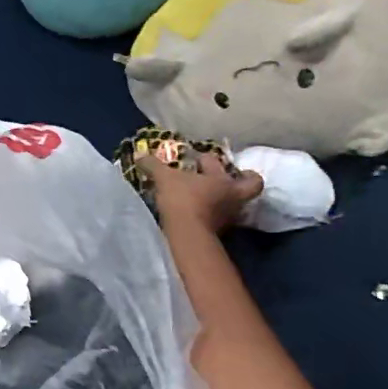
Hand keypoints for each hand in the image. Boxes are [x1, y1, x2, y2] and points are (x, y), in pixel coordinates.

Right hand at [137, 146, 262, 233]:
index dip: (210, 159)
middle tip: (225, 179)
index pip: (223, 164)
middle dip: (240, 181)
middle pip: (249, 187)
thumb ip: (153, 165)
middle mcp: (233, 197)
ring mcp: (229, 216)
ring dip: (223, 199)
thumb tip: (139, 154)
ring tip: (205, 197)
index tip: (199, 160)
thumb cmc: (183, 199)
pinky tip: (197, 212)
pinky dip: (211, 215)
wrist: (189, 234)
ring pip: (233, 204)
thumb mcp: (164, 178)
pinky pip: (219, 219)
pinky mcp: (219, 232)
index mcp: (224, 180)